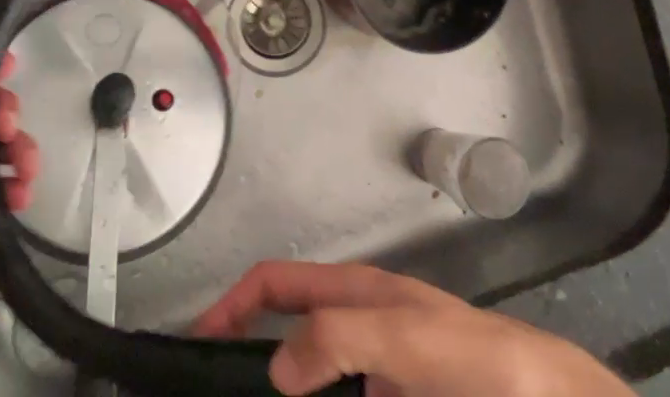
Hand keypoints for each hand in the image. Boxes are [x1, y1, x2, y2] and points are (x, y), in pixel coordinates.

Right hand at [193, 262, 634, 396]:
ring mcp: (371, 375)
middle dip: (246, 363)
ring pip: (307, 383)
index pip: (275, 284)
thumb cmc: (476, 357)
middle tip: (215, 395)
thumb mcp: (405, 334)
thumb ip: (340, 338)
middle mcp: (357, 330)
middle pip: (282, 338)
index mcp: (355, 294)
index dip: (231, 304)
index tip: (193, 344)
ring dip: (281, 392)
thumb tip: (275, 366)